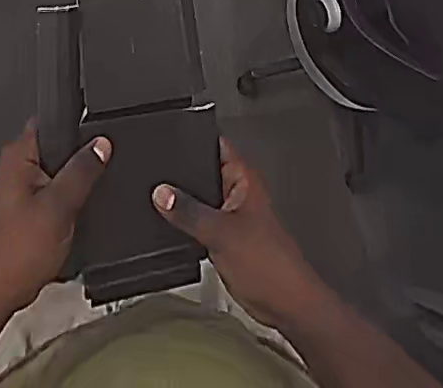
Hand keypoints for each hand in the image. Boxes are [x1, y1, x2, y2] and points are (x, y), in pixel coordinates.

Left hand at [0, 120, 109, 316]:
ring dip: (77, 179)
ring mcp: (23, 187)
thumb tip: (102, 144)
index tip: (101, 129)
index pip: (52, 119)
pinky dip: (70, 197)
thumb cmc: (16, 252)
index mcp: (19, 154)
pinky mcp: (30, 208)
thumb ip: (82, 171)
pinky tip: (81, 209)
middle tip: (102, 164)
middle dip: (82, 154)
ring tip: (91, 190)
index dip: (78, 122)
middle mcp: (18, 166)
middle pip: (61, 145)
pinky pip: (58, 190)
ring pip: (61, 170)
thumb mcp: (59, 206)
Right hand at [153, 138, 332, 329]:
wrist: (285, 304)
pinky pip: (200, 219)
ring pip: (201, 197)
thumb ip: (188, 211)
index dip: (194, 138)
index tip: (168, 139)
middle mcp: (238, 191)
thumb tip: (162, 193)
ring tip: (163, 202)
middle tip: (158, 175)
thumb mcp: (220, 232)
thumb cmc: (269, 264)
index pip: (216, 144)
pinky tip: (174, 228)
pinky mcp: (225, 235)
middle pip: (204, 170)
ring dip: (185, 201)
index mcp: (244, 178)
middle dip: (183, 173)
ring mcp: (231, 213)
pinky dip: (188, 222)